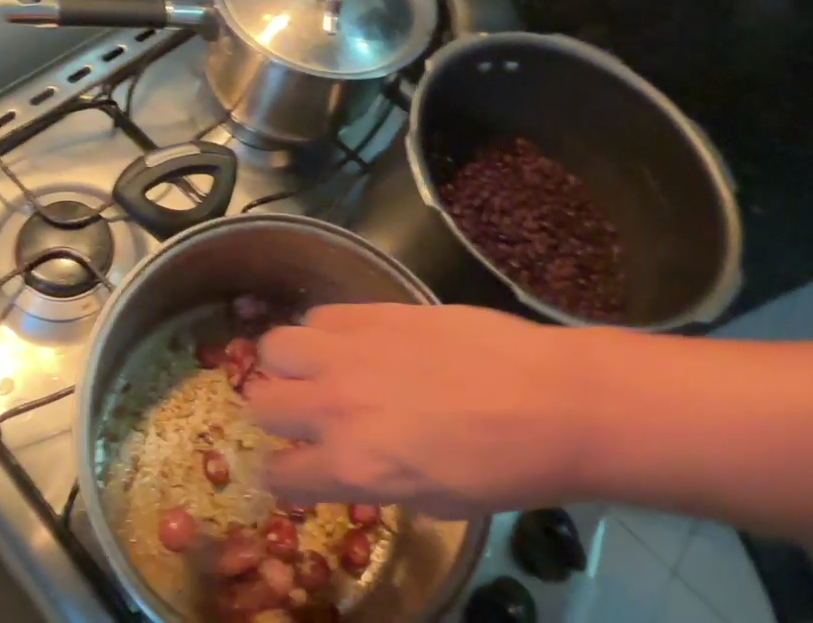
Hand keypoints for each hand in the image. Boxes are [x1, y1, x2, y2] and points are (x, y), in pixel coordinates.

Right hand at [245, 303, 602, 517]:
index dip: (283, 475)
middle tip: (305, 415)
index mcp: (352, 466)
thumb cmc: (504, 468)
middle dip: (276, 415)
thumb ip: (379, 479)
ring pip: (275, 348)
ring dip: (290, 365)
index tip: (295, 469)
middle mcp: (336, 407)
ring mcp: (350, 352)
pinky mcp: (374, 311)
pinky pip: (321, 315)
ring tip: (320, 368)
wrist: (551, 400)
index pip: (278, 473)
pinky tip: (356, 341)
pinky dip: (326, 332)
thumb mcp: (435, 500)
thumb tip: (362, 461)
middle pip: (260, 405)